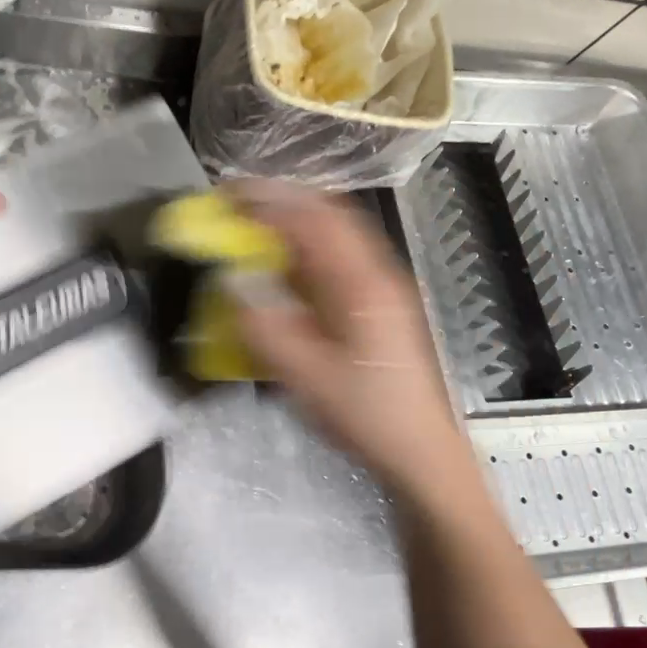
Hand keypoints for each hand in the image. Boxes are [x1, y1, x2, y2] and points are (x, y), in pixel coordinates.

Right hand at [224, 179, 467, 487]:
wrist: (419, 451)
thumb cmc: (365, 413)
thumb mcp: (306, 375)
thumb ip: (264, 325)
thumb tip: (231, 280)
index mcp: (361, 284)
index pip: (314, 220)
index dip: (268, 201)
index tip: (227, 196)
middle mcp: (376, 274)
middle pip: (330, 216)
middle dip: (281, 202)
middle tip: (236, 204)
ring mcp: (380, 288)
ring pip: (335, 236)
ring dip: (293, 224)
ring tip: (251, 227)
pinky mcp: (376, 307)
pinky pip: (336, 261)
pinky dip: (303, 251)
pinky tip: (281, 269)